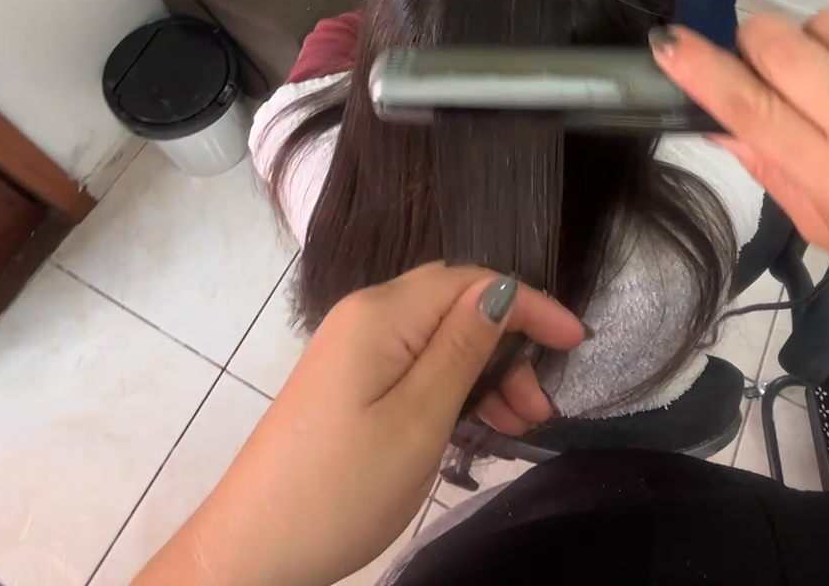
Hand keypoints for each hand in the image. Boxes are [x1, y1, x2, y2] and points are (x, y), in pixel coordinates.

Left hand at [137, 264, 583, 585]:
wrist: (251, 547)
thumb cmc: (342, 485)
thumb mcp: (418, 420)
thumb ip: (462, 348)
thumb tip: (501, 291)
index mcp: (381, 312)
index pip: (469, 281)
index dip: (528, 302)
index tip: (577, 340)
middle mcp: (366, 314)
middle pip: (454, 305)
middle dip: (507, 343)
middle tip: (539, 410)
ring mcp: (354, 346)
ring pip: (437, 336)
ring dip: (484, 370)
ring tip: (519, 426)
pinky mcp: (349, 378)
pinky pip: (414, 362)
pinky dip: (452, 385)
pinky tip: (477, 424)